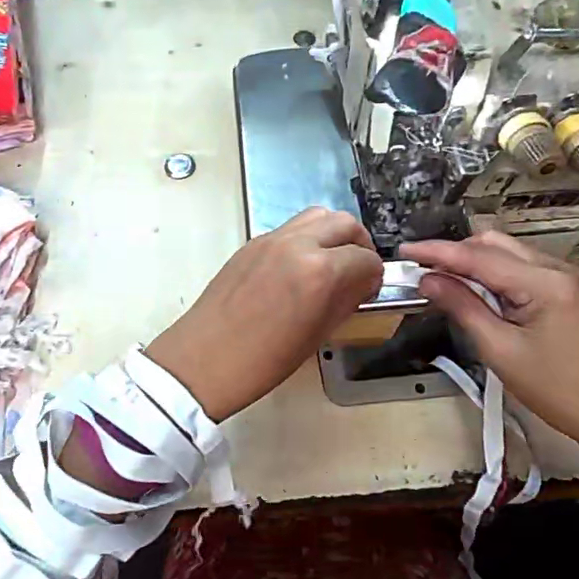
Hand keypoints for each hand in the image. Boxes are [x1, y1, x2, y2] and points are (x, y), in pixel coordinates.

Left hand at [146, 208, 381, 421]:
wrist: (203, 361)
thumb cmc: (263, 362)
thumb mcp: (316, 336)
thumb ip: (344, 302)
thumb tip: (361, 286)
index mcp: (319, 272)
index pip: (365, 259)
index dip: (374, 276)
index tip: (371, 289)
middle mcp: (298, 245)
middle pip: (344, 224)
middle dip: (359, 244)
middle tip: (358, 270)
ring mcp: (271, 240)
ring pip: (317, 216)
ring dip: (333, 234)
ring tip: (332, 262)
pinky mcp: (251, 243)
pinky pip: (290, 229)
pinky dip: (306, 239)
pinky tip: (302, 268)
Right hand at [401, 232, 578, 455]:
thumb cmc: (555, 389)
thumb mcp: (500, 350)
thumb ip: (463, 307)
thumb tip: (429, 280)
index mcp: (544, 282)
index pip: (479, 257)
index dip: (437, 252)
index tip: (404, 250)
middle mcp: (556, 269)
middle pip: (494, 244)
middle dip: (454, 253)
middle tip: (420, 271)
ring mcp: (563, 278)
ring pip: (506, 253)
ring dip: (472, 262)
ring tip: (439, 280)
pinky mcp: (564, 290)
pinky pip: (519, 269)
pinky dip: (491, 274)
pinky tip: (472, 290)